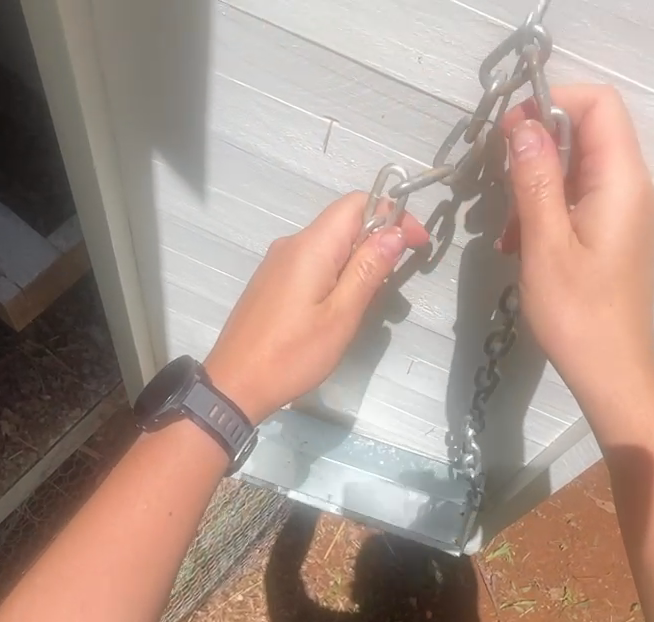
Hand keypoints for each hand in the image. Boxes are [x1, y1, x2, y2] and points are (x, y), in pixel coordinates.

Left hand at [204, 194, 428, 423]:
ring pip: (328, 248)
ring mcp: (277, 264)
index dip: (393, 215)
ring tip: (369, 304)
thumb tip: (395, 232)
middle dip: (378, 243)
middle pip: (344, 224)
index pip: (358, 204)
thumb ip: (368, 271)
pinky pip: (311, 266)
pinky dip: (335, 277)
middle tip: (395, 284)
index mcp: (311, 246)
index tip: (418, 244)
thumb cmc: (292, 355)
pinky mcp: (271, 284)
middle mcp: (291, 245)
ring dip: (357, 264)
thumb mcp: (340, 316)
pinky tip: (338, 310)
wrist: (235, 385)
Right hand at [498, 85, 653, 404]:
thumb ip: (534, 181)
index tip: (507, 132)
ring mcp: (626, 214)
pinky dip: (548, 211)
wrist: (610, 372)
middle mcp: (633, 188)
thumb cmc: (577, 314)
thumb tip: (522, 127)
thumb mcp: (545, 245)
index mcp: (622, 182)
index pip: (597, 104)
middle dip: (538, 150)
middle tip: (500, 188)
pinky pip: (581, 202)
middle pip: (588, 134)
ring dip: (537, 187)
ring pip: (579, 171)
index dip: (551, 103)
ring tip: (508, 228)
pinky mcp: (615, 237)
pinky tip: (521, 244)